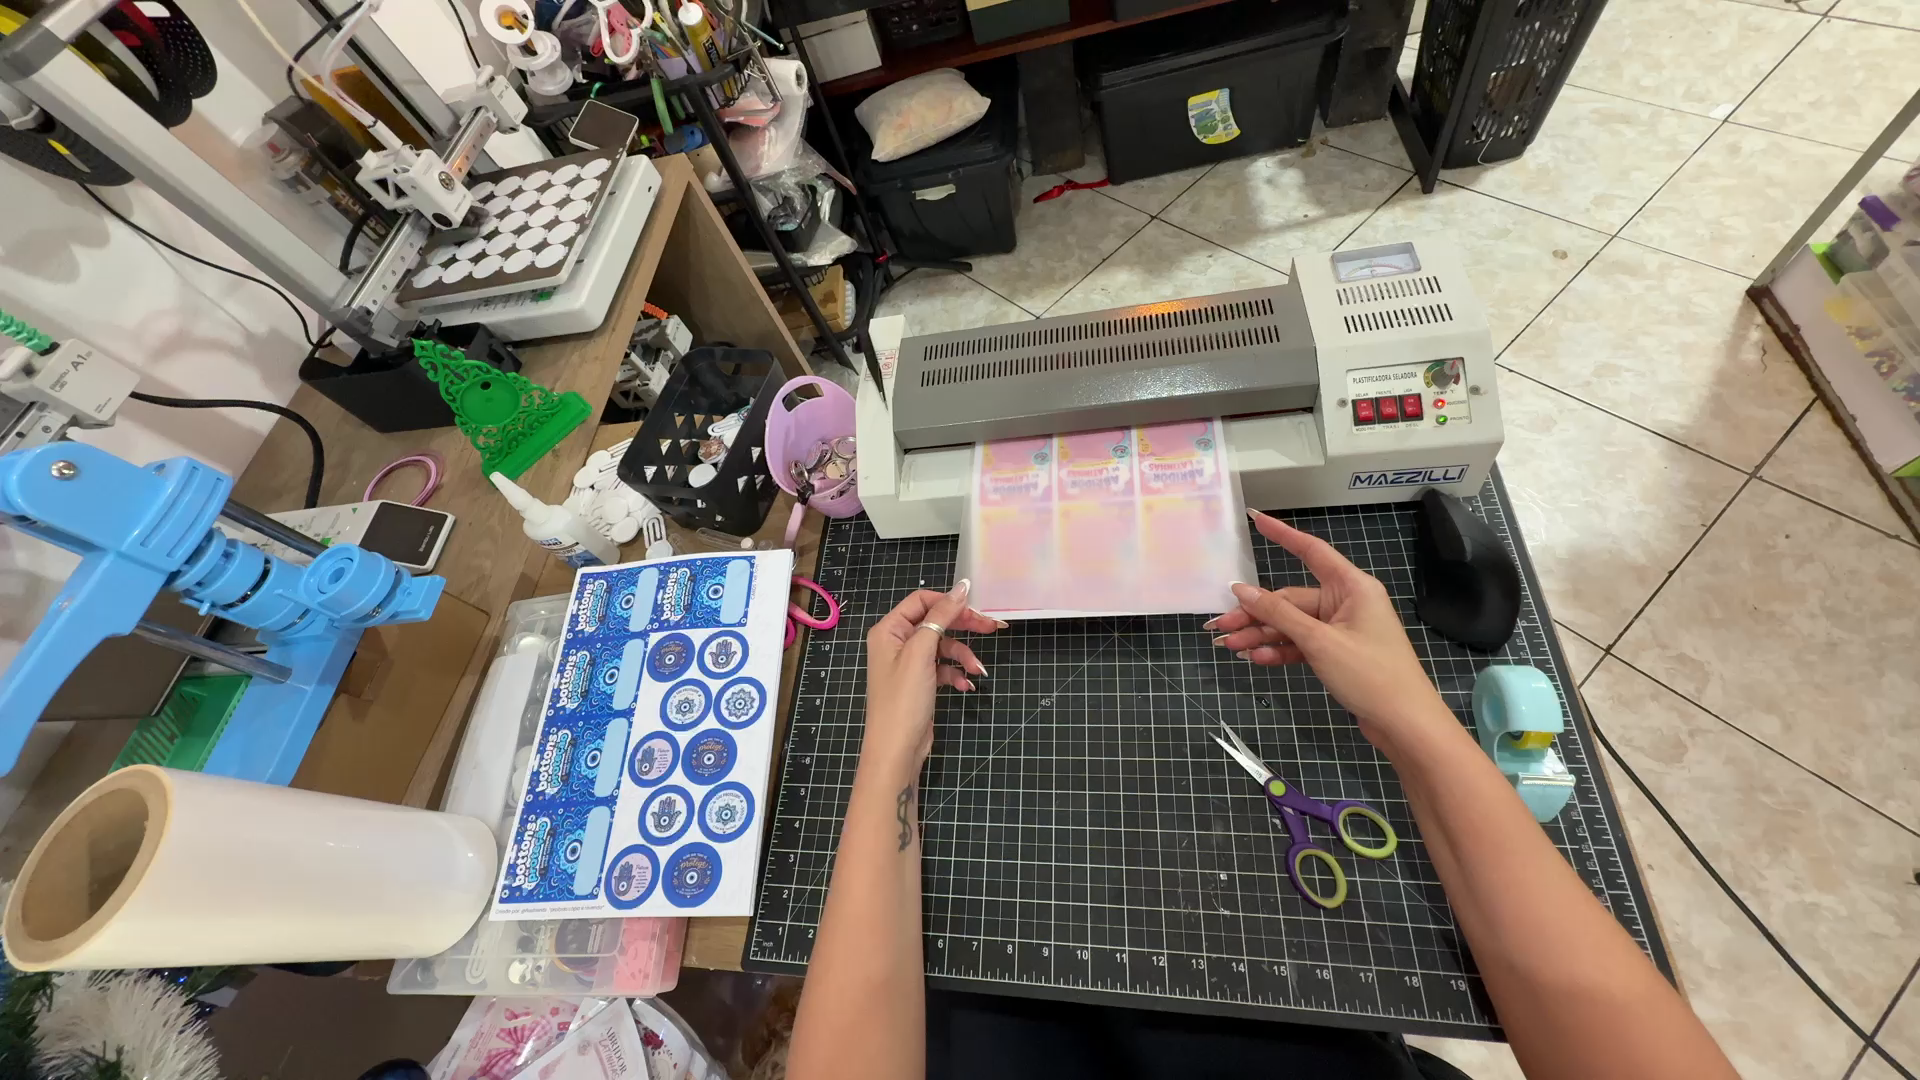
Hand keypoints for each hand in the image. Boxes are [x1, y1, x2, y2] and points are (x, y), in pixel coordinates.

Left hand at [863, 580, 1001, 772]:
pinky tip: (965, 685)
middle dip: (964, 626)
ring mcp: (908, 663)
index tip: (978, 608)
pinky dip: (955, 673)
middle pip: (936, 621)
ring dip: (962, 655)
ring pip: (943, 646)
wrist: (896, 750)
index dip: (950, 602)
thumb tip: (961, 586)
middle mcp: (896, 642)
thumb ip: (941, 616)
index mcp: (889, 630)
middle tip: (993, 628)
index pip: (922, 601)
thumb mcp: (922, 652)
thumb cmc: (903, 698)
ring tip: (977, 670)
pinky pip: (942, 667)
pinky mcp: (919, 682)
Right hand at [1209, 511, 1447, 744]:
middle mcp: (1345, 602)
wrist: (1405, 724)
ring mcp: (1340, 628)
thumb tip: (1241, 590)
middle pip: (1289, 599)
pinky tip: (1255, 658)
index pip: (1311, 551)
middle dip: (1254, 614)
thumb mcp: (1319, 641)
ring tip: (1230, 647)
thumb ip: (1278, 614)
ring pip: (1290, 624)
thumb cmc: (1370, 674)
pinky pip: (1299, 643)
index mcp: (1351, 587)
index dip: (1282, 534)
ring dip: (1261, 635)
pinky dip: (1278, 650)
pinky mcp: (1336, 652)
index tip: (1256, 519)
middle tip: (1220, 627)